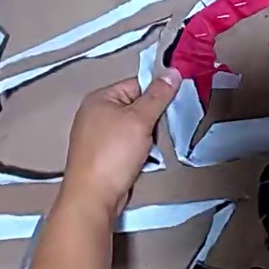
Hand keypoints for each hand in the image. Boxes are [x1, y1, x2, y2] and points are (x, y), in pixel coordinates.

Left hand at [61, 69, 181, 219]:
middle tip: (164, 130)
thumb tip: (173, 71)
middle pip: (136, 106)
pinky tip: (146, 159)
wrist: (93, 197)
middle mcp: (96, 113)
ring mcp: (97, 136)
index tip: (175, 105)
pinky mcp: (103, 156)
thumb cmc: (114, 153)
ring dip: (148, 136)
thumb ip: (158, 95)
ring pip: (134, 127)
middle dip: (153, 118)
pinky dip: (139, 150)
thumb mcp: (140, 119)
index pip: (137, 84)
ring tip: (154, 147)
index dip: (157, 94)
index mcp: (100, 98)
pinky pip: (128, 144)